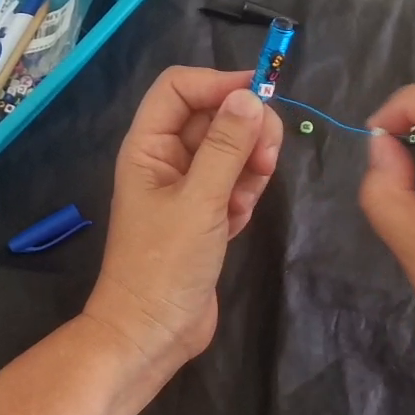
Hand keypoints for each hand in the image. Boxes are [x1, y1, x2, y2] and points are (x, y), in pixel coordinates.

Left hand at [84, 67, 283, 370]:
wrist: (153, 331)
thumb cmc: (165, 265)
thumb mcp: (199, 201)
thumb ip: (226, 146)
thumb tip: (249, 97)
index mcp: (149, 147)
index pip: (179, 88)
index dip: (218, 83)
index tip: (262, 95)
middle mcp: (166, 161)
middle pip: (212, 117)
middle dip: (244, 130)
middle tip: (266, 159)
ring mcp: (187, 190)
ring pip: (230, 152)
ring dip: (248, 167)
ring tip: (247, 199)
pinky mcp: (205, 217)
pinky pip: (234, 185)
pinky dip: (244, 196)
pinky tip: (238, 221)